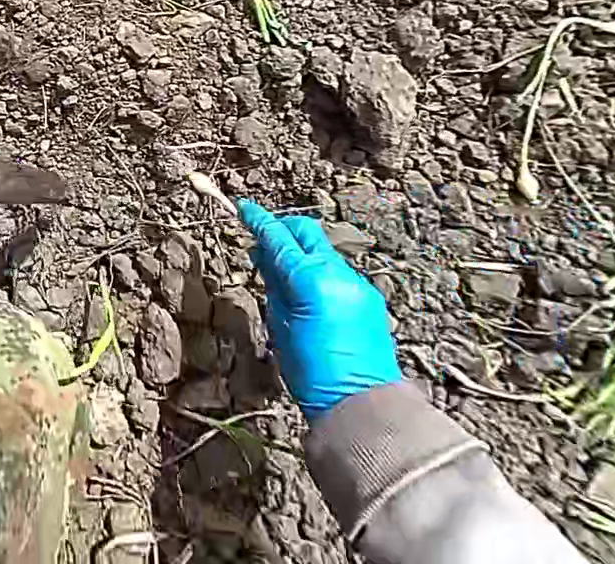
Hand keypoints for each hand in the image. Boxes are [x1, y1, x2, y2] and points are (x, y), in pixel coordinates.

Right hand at [239, 197, 400, 418]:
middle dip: (284, 230)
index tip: (246, 208)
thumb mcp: (280, 326)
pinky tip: (311, 298)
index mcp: (311, 280)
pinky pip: (338, 273)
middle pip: (306, 232)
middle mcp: (337, 272)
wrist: (361, 406)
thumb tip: (264, 255)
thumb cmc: (311, 374)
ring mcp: (356, 282)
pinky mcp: (368, 295)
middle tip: (264, 244)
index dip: (259, 221)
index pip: (279, 238)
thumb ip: (273, 284)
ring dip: (303, 255)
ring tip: (286, 279)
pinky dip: (320, 274)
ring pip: (322, 252)